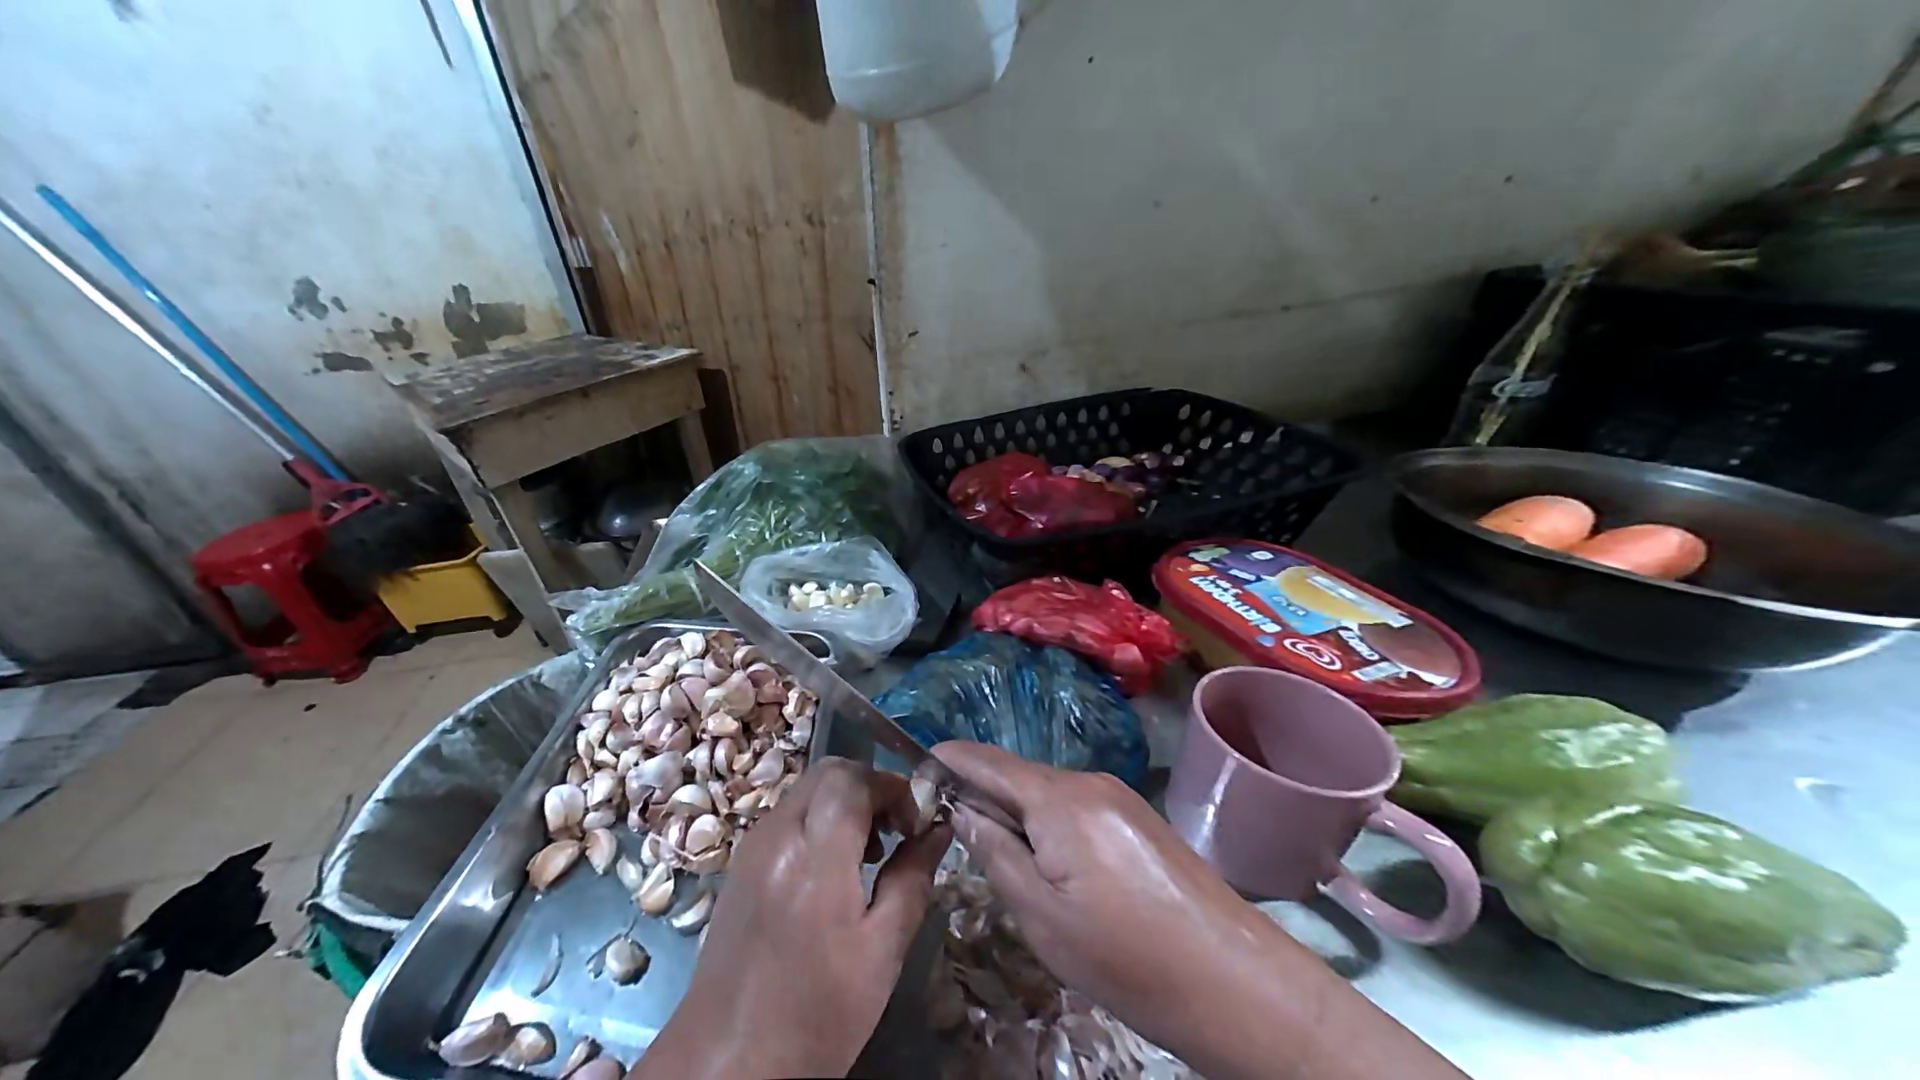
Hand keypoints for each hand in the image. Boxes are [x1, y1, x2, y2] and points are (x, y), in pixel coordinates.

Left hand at [634, 758, 951, 1079]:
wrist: (726, 1064)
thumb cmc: (816, 1014)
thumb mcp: (881, 953)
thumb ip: (913, 880)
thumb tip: (939, 831)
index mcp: (813, 858)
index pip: (855, 780)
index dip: (895, 788)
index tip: (918, 823)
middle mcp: (777, 837)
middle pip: (830, 773)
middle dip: (872, 787)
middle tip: (898, 830)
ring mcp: (753, 847)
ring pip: (808, 790)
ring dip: (846, 802)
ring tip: (871, 852)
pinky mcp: (741, 864)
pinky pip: (790, 815)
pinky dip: (821, 820)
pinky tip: (835, 869)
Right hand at [933, 742, 1465, 1079]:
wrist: (1231, 979)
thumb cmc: (1124, 955)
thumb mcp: (1040, 916)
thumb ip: (994, 853)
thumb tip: (960, 809)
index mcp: (1059, 799)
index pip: (988, 760)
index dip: (948, 759)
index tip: (915, 770)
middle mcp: (1089, 781)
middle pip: (1017, 776)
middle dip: (980, 794)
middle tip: (947, 827)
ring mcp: (1118, 796)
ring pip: (1046, 794)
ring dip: (1015, 814)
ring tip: (996, 856)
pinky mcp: (1136, 817)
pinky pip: (1074, 807)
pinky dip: (1046, 824)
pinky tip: (1046, 864)